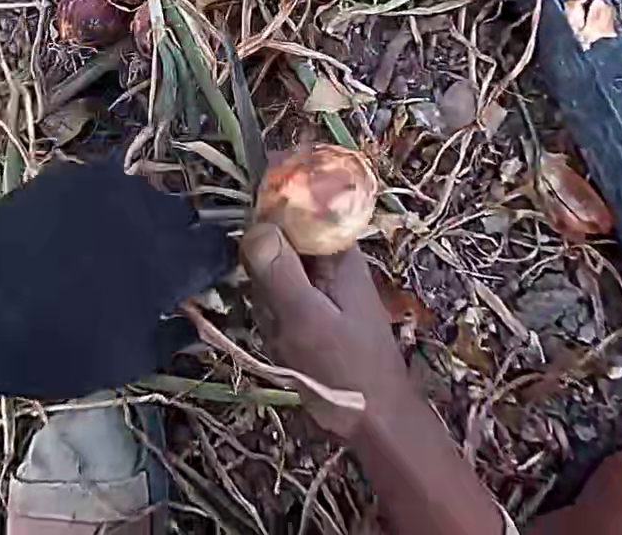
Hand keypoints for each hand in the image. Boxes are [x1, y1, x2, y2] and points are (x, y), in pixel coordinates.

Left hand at [0, 157, 231, 417]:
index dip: (215, 262)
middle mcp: (151, 209)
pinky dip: (107, 200)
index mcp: (171, 259)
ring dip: (144, 215)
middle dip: (181, 237)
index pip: (220, 246)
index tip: (202, 276)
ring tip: (112, 243)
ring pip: (149, 193)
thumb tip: (200, 320)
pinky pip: (109, 180)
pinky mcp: (76, 170)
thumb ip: (174, 336)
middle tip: (153, 264)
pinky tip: (80, 224)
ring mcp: (111, 182)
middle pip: (187, 215)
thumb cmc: (50, 346)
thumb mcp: (123, 361)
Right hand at [243, 223, 507, 534]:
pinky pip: (276, 289)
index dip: (268, 198)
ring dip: (265, 294)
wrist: (377, 423)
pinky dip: (271, 310)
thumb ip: (280, 272)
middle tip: (271, 306)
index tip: (245, 218)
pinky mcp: (311, 298)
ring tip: (281, 330)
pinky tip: (282, 338)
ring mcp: (319, 276)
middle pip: (277, 230)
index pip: (299, 198)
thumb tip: (255, 225)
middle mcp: (328, 252)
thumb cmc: (347, 370)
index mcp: (336, 246)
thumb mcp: (306, 320)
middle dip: (261, 263)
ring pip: (272, 261)